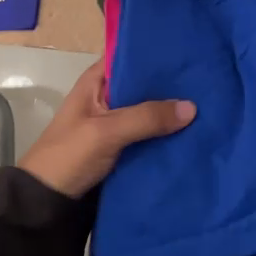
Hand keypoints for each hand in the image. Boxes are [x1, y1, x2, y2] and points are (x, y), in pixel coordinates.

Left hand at [17, 64, 194, 196]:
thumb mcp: (106, 132)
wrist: (45, 207)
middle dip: (172, 81)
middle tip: (208, 74)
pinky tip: (195, 125)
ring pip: (151, 107)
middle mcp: (109, 94)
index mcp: (97, 80)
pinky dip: (168, 129)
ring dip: (173, 107)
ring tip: (210, 97)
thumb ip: (147, 117)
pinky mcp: (124, 143)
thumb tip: (193, 107)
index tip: (191, 47)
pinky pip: (151, 130)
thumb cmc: (68, 156)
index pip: (132, 54)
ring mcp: (117, 120)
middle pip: (146, 81)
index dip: (159, 50)